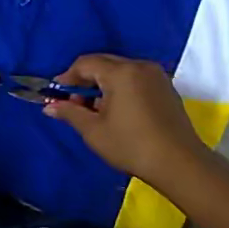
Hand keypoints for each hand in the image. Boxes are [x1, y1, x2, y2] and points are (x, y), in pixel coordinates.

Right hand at [42, 54, 207, 178]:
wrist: (179, 164)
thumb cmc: (131, 145)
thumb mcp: (93, 130)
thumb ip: (69, 112)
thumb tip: (49, 107)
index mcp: (121, 72)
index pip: (85, 63)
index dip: (67, 77)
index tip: (57, 95)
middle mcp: (140, 66)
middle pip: (103, 63)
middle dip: (85, 80)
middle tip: (73, 103)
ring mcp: (157, 76)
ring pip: (120, 71)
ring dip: (102, 84)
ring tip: (94, 110)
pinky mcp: (166, 88)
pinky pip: (135, 79)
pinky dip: (120, 88)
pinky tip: (116, 110)